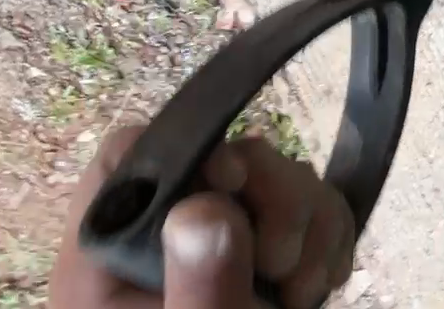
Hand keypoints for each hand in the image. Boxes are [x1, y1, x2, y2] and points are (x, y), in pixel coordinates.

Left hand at [51, 126, 355, 308]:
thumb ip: (201, 283)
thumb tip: (206, 202)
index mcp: (111, 255)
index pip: (129, 154)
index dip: (185, 149)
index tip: (232, 186)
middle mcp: (166, 230)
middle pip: (233, 157)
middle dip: (279, 201)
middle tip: (282, 269)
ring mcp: (226, 233)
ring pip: (285, 176)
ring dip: (314, 225)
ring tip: (307, 294)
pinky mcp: (270, 243)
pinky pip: (318, 203)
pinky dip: (331, 236)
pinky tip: (323, 283)